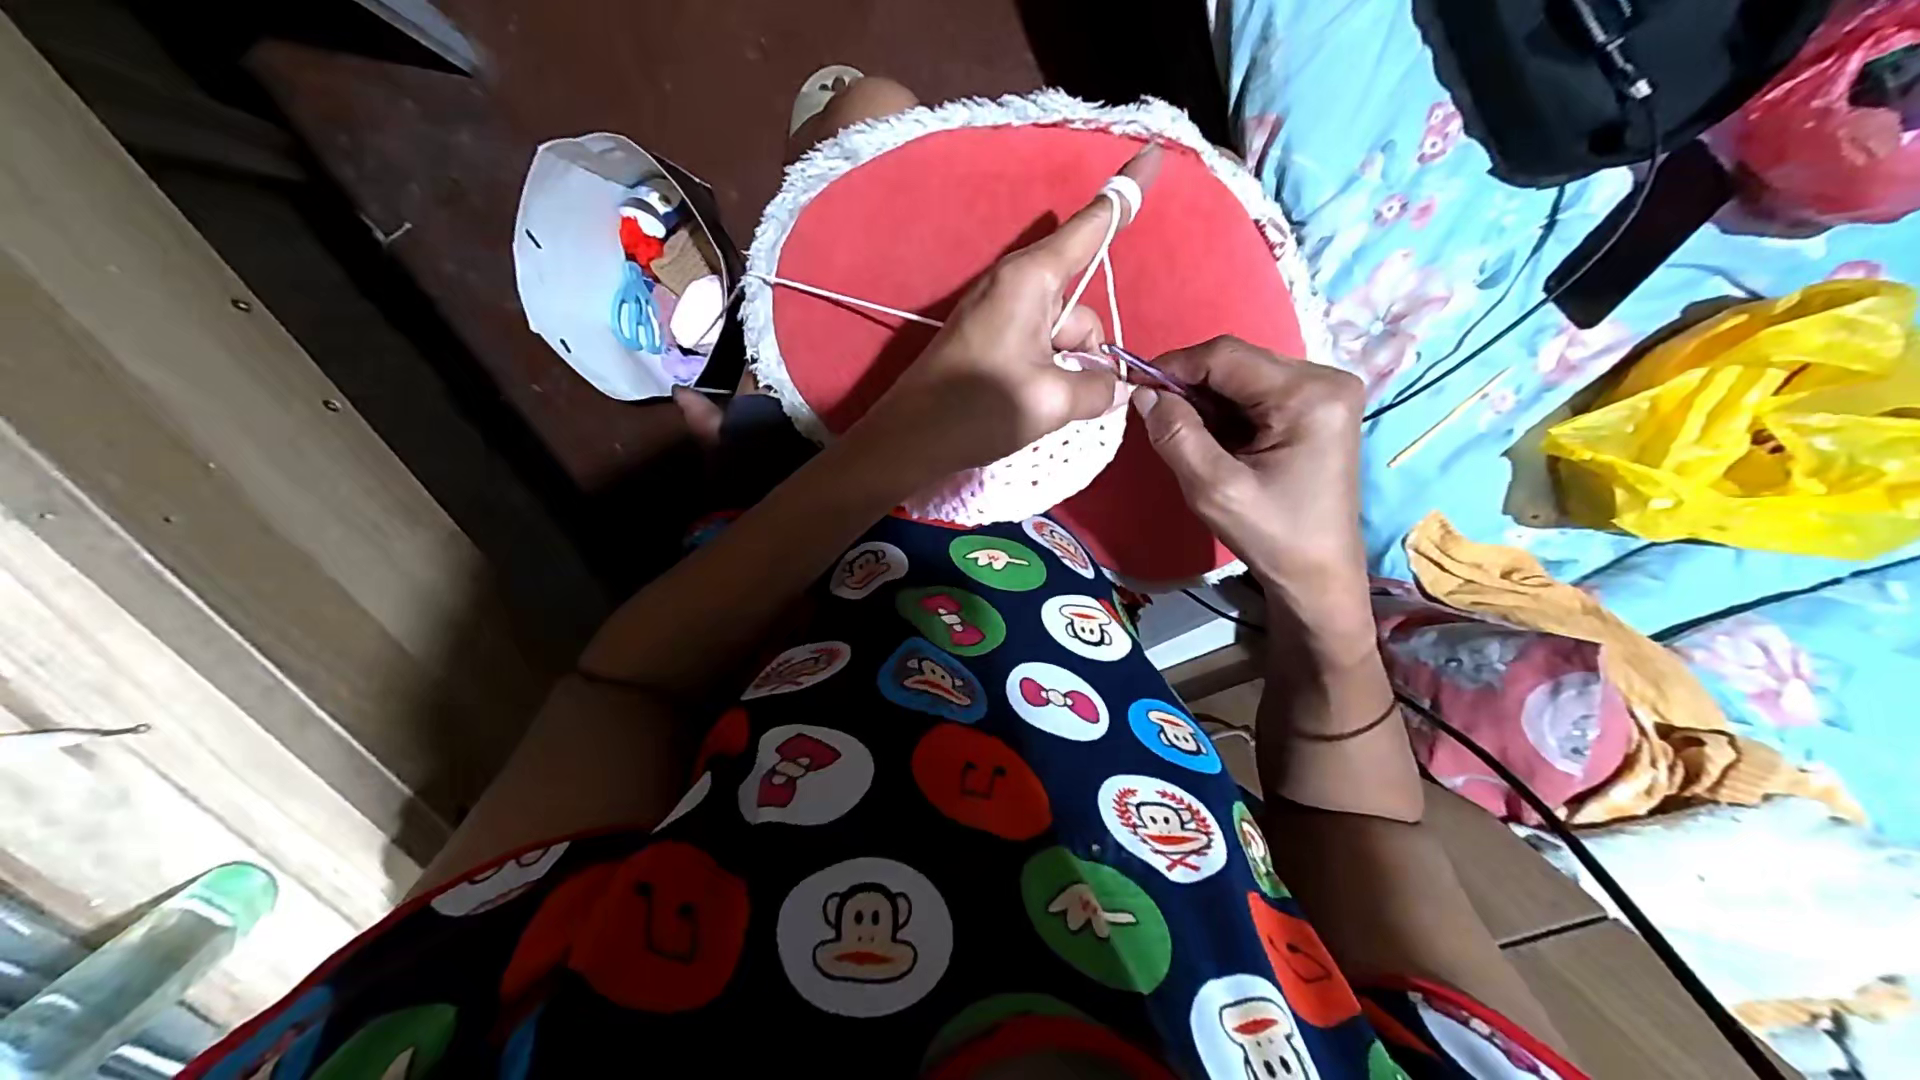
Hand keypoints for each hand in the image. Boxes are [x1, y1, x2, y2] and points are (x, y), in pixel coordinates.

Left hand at [846, 145, 1162, 485]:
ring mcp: (999, 310)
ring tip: (1044, 406)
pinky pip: (1038, 343)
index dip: (1127, 192)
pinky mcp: (989, 336)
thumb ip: (1097, 387)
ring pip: (1061, 331)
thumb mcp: (1051, 401)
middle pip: (1080, 303)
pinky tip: (1034, 402)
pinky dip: (1048, 370)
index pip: (1093, 225)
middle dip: (1091, 347)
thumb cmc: (977, 409)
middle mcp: (1016, 284)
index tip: (1155, 151)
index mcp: (1031, 279)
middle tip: (1074, 394)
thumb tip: (1115, 384)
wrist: (910, 438)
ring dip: (1068, 367)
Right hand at [1133, 337, 1373, 651]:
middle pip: (1236, 361)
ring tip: (1182, 432)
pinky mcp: (1315, 408)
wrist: (1318, 573)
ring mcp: (1323, 392)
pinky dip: (1223, 410)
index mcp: (1309, 395)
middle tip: (1154, 415)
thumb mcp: (1213, 489)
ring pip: (1242, 375)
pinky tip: (1211, 437)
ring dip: (1204, 399)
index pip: (1226, 356)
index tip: (1135, 388)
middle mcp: (1324, 379)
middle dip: (1189, 385)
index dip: (1174, 366)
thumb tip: (1144, 393)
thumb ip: (1176, 435)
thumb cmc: (1272, 536)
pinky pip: (1254, 392)